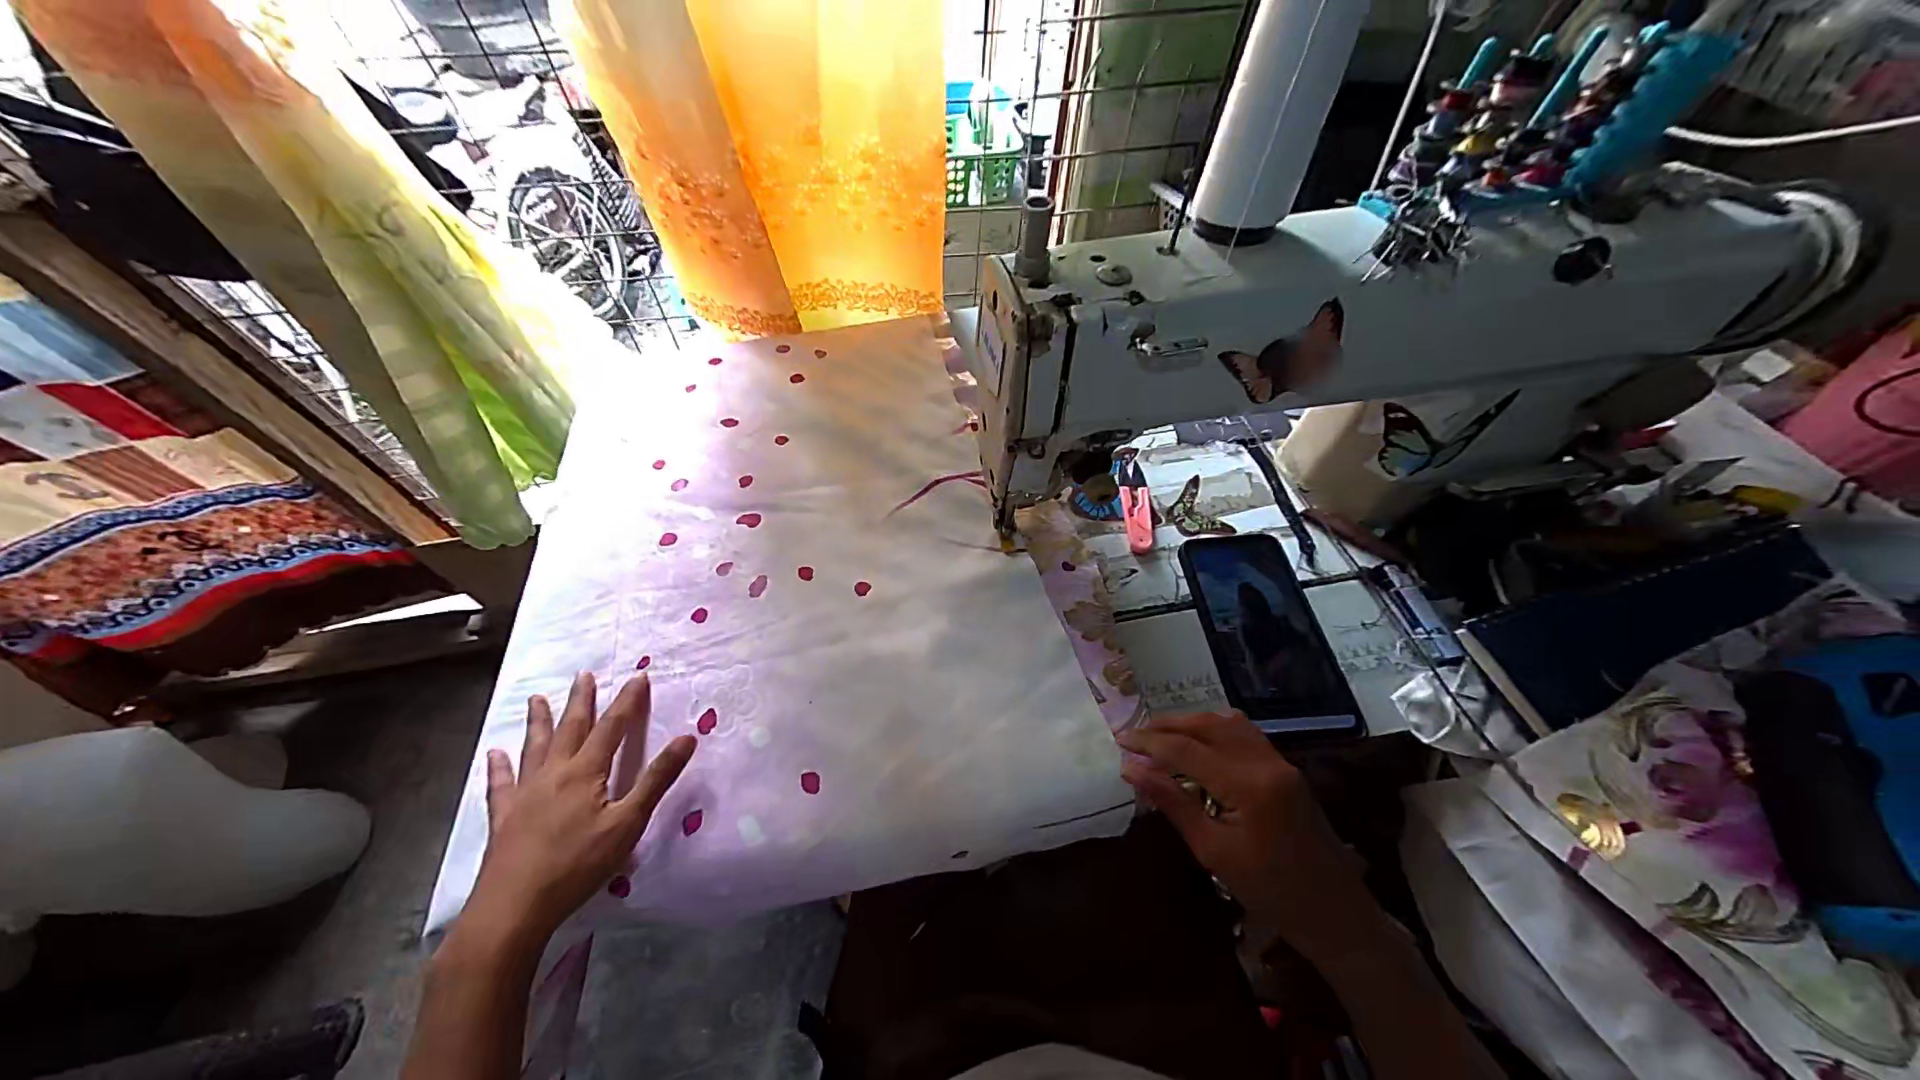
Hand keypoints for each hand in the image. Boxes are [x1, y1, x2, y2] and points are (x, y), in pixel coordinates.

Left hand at [466, 671, 695, 947]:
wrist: (513, 908)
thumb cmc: (578, 865)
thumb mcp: (628, 823)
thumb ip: (656, 779)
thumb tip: (687, 739)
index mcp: (586, 772)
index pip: (613, 727)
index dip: (628, 701)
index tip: (639, 676)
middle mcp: (554, 773)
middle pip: (571, 728)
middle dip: (582, 701)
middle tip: (584, 675)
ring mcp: (525, 794)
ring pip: (535, 748)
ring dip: (539, 721)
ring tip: (537, 699)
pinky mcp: (504, 817)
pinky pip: (501, 784)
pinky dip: (499, 767)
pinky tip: (494, 754)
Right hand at [1118, 711, 1378, 959]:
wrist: (1335, 914)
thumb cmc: (1270, 892)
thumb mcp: (1213, 851)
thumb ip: (1173, 803)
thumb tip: (1131, 769)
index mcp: (1249, 785)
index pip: (1186, 750)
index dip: (1149, 743)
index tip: (1119, 742)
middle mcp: (1266, 762)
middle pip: (1207, 725)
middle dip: (1166, 726)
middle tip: (1134, 735)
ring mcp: (1280, 762)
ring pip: (1227, 723)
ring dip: (1190, 724)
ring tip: (1160, 736)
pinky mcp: (1285, 769)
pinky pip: (1244, 734)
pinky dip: (1214, 730)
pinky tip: (1197, 743)